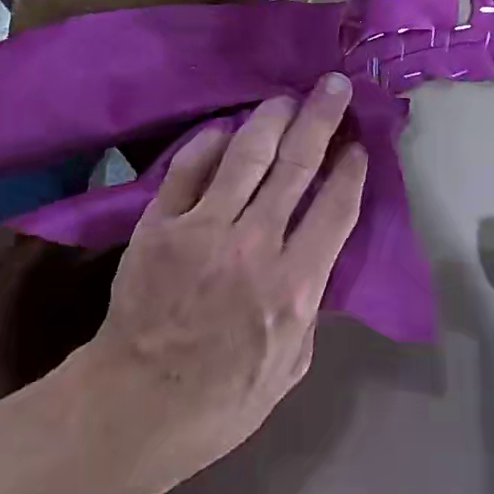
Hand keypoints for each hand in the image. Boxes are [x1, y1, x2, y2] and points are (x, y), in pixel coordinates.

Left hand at [55, 75, 367, 492]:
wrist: (135, 407)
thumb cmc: (223, 398)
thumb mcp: (292, 364)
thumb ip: (310, 305)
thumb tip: (317, 259)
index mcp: (295, 284)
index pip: (336, 207)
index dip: (352, 168)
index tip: (358, 144)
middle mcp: (255, 246)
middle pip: (297, 165)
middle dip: (321, 119)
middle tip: (334, 85)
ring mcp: (203, 230)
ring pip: (246, 155)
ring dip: (272, 118)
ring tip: (287, 97)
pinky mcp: (159, 225)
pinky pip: (188, 168)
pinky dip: (210, 142)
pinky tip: (226, 129)